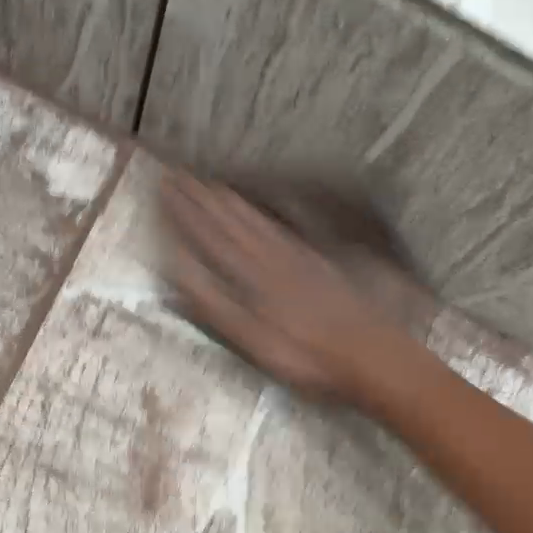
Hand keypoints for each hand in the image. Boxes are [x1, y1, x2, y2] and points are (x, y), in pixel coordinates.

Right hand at [158, 173, 425, 405]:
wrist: (368, 353)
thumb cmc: (306, 357)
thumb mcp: (253, 341)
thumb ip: (216, 306)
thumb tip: (180, 273)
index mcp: (251, 279)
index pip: (210, 239)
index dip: (185, 214)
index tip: (165, 189)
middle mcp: (271, 261)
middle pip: (232, 225)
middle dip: (203, 200)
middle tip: (182, 175)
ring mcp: (296, 260)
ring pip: (257, 224)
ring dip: (232, 204)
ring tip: (213, 186)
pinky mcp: (317, 266)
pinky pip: (283, 231)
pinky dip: (265, 217)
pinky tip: (262, 213)